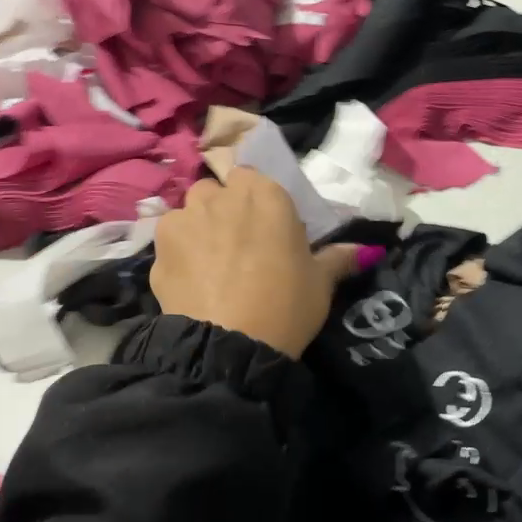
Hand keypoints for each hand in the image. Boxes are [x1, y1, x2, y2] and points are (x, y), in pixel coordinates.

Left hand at [151, 168, 358, 358]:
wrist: (230, 345)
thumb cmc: (287, 304)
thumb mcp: (322, 282)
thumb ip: (338, 258)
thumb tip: (364, 250)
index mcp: (266, 195)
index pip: (255, 176)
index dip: (260, 200)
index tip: (271, 225)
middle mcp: (220, 197)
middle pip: (219, 190)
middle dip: (228, 208)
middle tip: (244, 243)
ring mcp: (183, 220)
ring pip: (191, 211)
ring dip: (202, 226)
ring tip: (215, 261)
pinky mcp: (157, 249)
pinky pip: (172, 240)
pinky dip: (182, 252)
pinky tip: (195, 279)